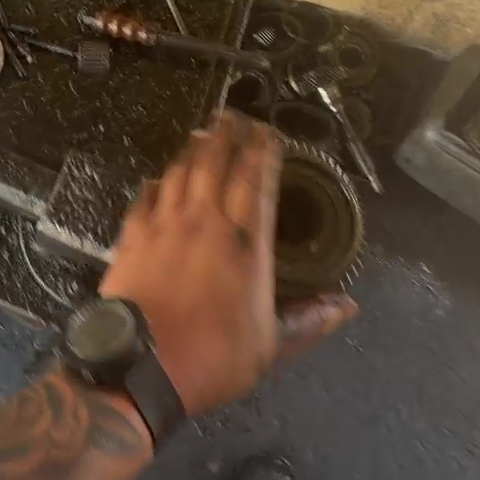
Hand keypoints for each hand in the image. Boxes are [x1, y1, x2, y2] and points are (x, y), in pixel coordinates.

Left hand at [98, 110, 357, 416]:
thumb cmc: (212, 357)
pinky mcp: (133, 233)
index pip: (258, 182)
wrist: (140, 364)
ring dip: (194, 149)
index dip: (264, 152)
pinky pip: (146, 195)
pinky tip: (160, 176)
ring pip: (182, 172)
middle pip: (217, 164)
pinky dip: (157, 180)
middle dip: (229, 135)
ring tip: (203, 133)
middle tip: (234, 115)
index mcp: (245, 244)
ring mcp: (165, 223)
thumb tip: (346, 305)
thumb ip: (308, 319)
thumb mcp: (271, 346)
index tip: (269, 132)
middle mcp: (205, 221)